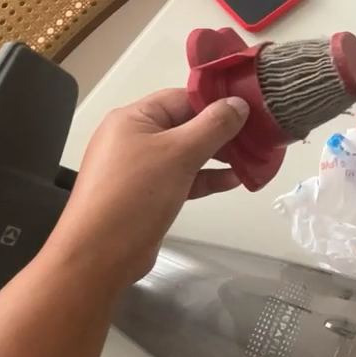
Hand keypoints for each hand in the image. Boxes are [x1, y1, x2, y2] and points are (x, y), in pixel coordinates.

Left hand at [47, 89, 247, 287]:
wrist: (97, 259)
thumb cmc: (134, 195)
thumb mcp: (179, 153)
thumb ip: (213, 125)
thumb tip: (239, 103)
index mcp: (133, 118)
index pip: (182, 98)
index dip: (216, 101)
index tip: (251, 107)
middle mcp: (135, 138)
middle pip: (187, 124)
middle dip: (222, 131)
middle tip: (258, 135)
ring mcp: (141, 168)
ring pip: (188, 152)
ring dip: (219, 156)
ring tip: (253, 158)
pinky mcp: (149, 194)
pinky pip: (184, 177)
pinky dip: (206, 177)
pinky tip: (235, 180)